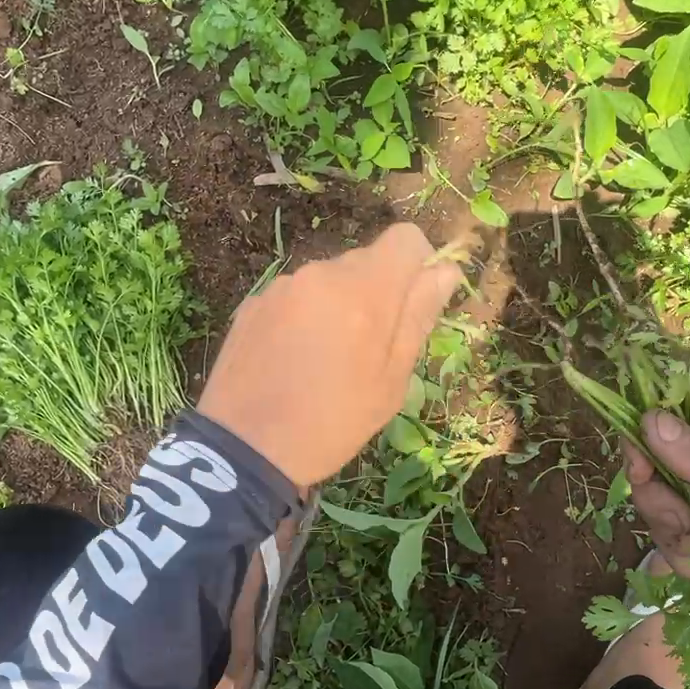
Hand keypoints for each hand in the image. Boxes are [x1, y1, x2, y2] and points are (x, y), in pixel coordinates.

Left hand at [197, 223, 461, 487]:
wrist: (244, 449)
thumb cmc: (333, 422)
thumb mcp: (392, 381)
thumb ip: (418, 317)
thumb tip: (445, 272)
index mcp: (364, 289)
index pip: (405, 239)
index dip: (420, 266)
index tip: (414, 307)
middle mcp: (321, 273)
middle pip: (366, 262)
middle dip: (378, 294)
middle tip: (369, 352)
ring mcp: (282, 286)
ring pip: (329, 281)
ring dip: (339, 307)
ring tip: (327, 362)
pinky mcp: (253, 304)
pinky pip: (296, 298)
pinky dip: (305, 318)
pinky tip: (294, 362)